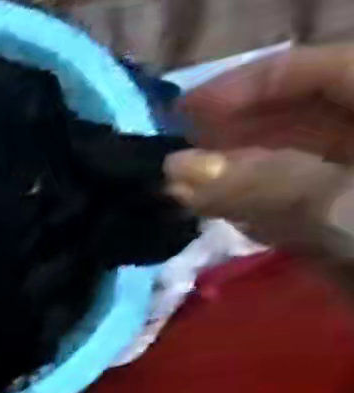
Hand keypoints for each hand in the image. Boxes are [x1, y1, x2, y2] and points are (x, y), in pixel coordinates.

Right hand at [169, 45, 353, 258]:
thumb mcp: (346, 212)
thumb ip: (264, 185)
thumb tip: (174, 167)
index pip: (329, 65)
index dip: (248, 83)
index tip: (169, 114)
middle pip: (318, 106)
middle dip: (239, 125)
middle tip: (163, 153)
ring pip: (305, 150)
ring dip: (238, 162)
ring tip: (176, 181)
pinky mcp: (351, 221)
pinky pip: (306, 191)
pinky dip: (258, 194)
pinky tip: (217, 205)